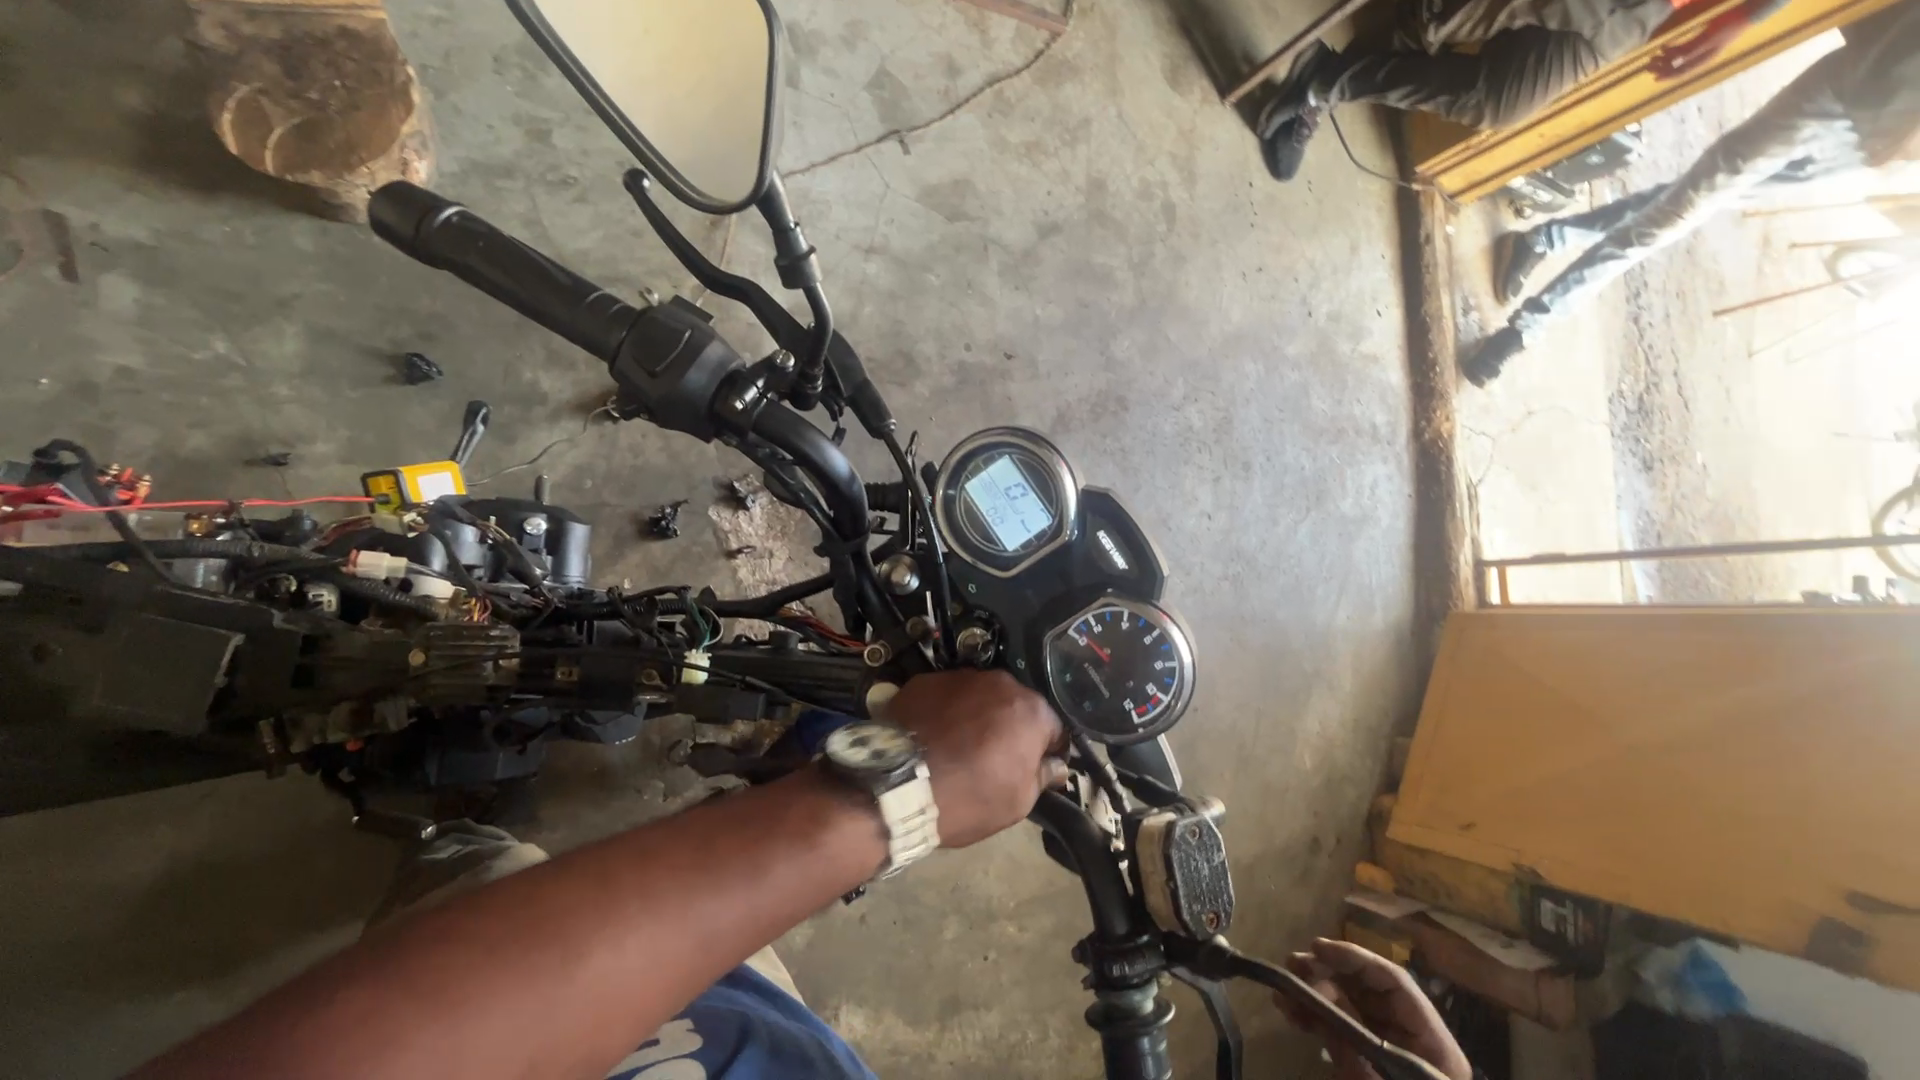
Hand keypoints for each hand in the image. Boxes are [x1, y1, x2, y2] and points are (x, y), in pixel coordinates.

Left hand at [882, 670, 1066, 847]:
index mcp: (1031, 711)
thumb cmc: (969, 797)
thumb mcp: (1018, 801)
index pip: (1054, 728)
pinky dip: (945, 711)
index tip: (1037, 768)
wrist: (899, 787)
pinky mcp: (924, 681)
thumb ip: (1043, 776)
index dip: (1047, 751)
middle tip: (995, 758)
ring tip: (959, 746)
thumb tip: (1056, 765)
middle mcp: (1000, 683)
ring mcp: (959, 678)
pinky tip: (933, 736)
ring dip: (977, 716)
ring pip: (979, 697)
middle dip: (1011, 728)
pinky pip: (945, 696)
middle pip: (1015, 706)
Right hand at [1276, 938, 1471, 1079]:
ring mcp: (1389, 1049)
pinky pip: (1340, 1028)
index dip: (1355, 959)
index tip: (1316, 948)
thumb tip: (1319, 1004)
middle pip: (1369, 989)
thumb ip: (1354, 1049)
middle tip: (1291, 965)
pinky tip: (1292, 1013)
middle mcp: (1411, 1037)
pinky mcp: (1367, 1063)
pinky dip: (1315, 1017)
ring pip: (1349, 1004)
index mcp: (1432, 1044)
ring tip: (1283, 994)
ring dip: (1314, 993)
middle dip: (1327, 972)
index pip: (1394, 983)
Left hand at [1648, 11, 1744, 79]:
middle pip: (1678, 66)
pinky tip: (1664, 47)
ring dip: (1665, 59)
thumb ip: (1692, 51)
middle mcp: (1702, 57)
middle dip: (1662, 67)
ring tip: (1653, 57)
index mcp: (1705, 59)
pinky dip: (1673, 50)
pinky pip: (1684, 48)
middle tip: (1648, 66)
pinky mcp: (1703, 39)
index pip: (1683, 72)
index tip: (1655, 78)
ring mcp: (1702, 48)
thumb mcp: (1709, 39)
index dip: (1668, 76)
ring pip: (1679, 58)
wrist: (1747, 12)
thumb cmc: (1729, 26)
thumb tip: (1675, 63)